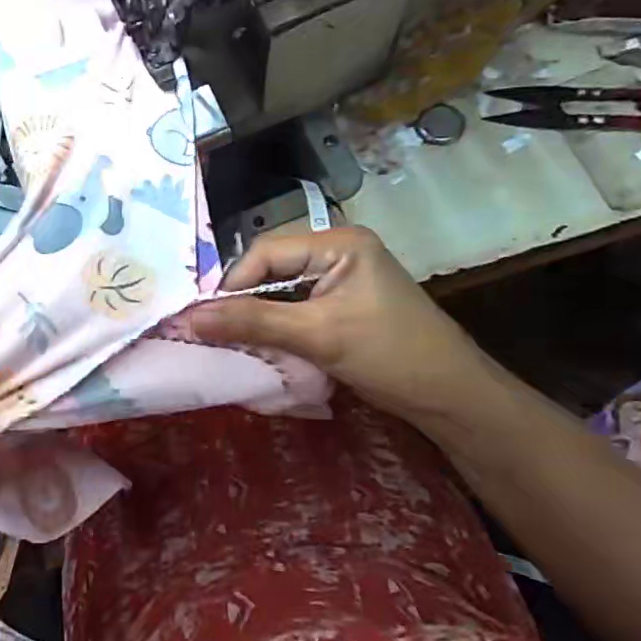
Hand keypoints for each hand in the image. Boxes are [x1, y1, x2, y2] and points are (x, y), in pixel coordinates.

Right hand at [190, 227, 494, 423]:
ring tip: (231, 340)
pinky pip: (294, 309)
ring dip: (257, 317)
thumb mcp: (317, 335)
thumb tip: (190, 319)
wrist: (450, 397)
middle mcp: (337, 253)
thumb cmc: (390, 355)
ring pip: (279, 291)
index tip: (206, 318)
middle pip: (271, 269)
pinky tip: (260, 345)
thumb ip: (253, 322)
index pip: (267, 252)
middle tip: (212, 331)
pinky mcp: (340, 306)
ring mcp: (340, 280)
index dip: (233, 283)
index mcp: (339, 243)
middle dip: (243, 301)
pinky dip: (275, 327)